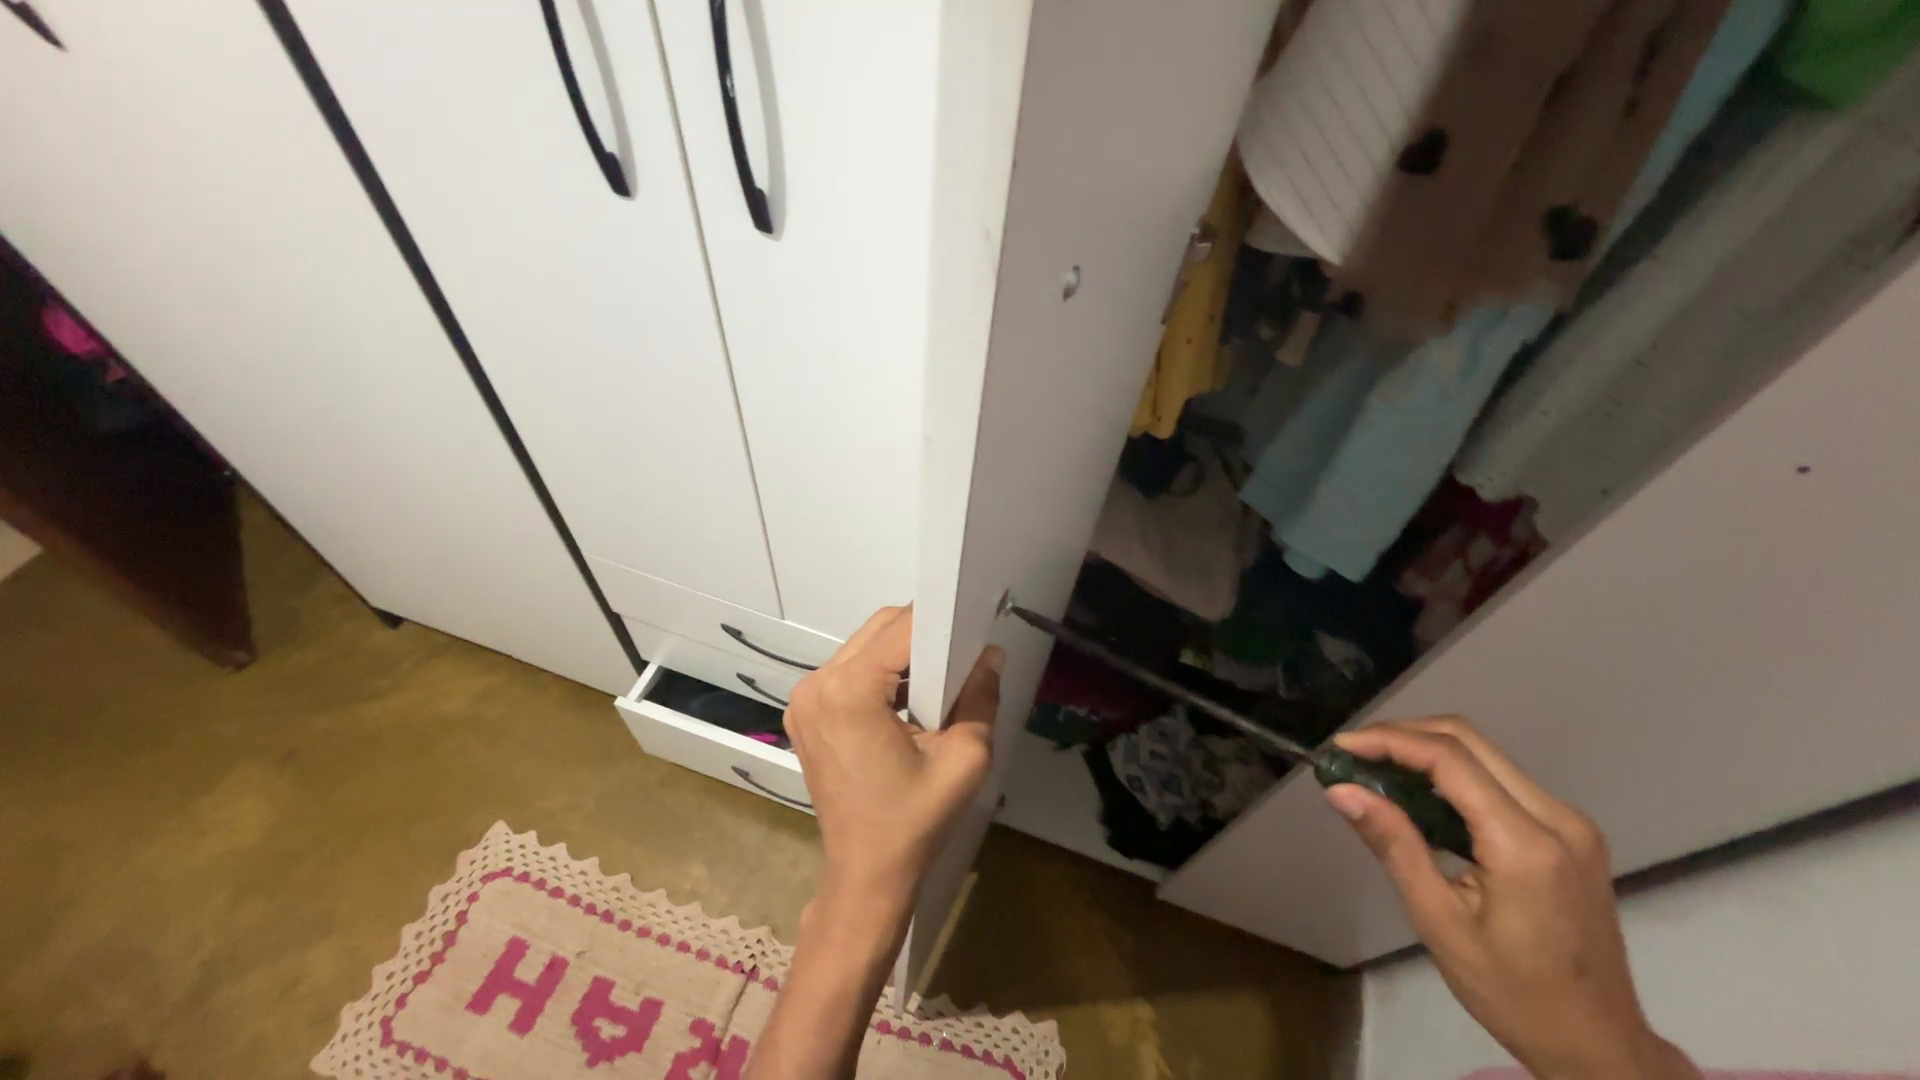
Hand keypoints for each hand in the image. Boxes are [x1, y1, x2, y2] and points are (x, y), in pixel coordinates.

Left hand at [750, 607, 1000, 1079]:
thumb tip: (989, 654)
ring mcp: (803, 698)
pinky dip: (878, 674)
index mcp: (849, 689)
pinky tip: (903, 704)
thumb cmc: (916, 820)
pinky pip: (847, 670)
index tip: (972, 636)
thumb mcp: (965, 759)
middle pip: (879, 629)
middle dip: (922, 638)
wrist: (867, 872)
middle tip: (957, 665)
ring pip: (862, 645)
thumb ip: (981, 696)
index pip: (903, 627)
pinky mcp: (803, 713)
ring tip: (933, 686)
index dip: (943, 625)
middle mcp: (817, 684)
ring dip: (900, 655)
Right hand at [1324, 717, 1697, 1079]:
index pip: (1449, 759)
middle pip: (1469, 741)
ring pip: (1486, 755)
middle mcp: (1558, 817)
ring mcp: (1570, 822)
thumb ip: (1394, 845)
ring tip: (1374, 775)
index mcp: (1526, 843)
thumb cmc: (1512, 992)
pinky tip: (1418, 799)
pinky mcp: (1569, 833)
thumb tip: (1342, 791)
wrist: (1599, 1043)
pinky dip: (1453, 777)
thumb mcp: (1439, 922)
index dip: (1389, 741)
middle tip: (1353, 756)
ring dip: (1426, 753)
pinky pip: (1502, 781)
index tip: (1340, 748)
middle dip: (1403, 736)